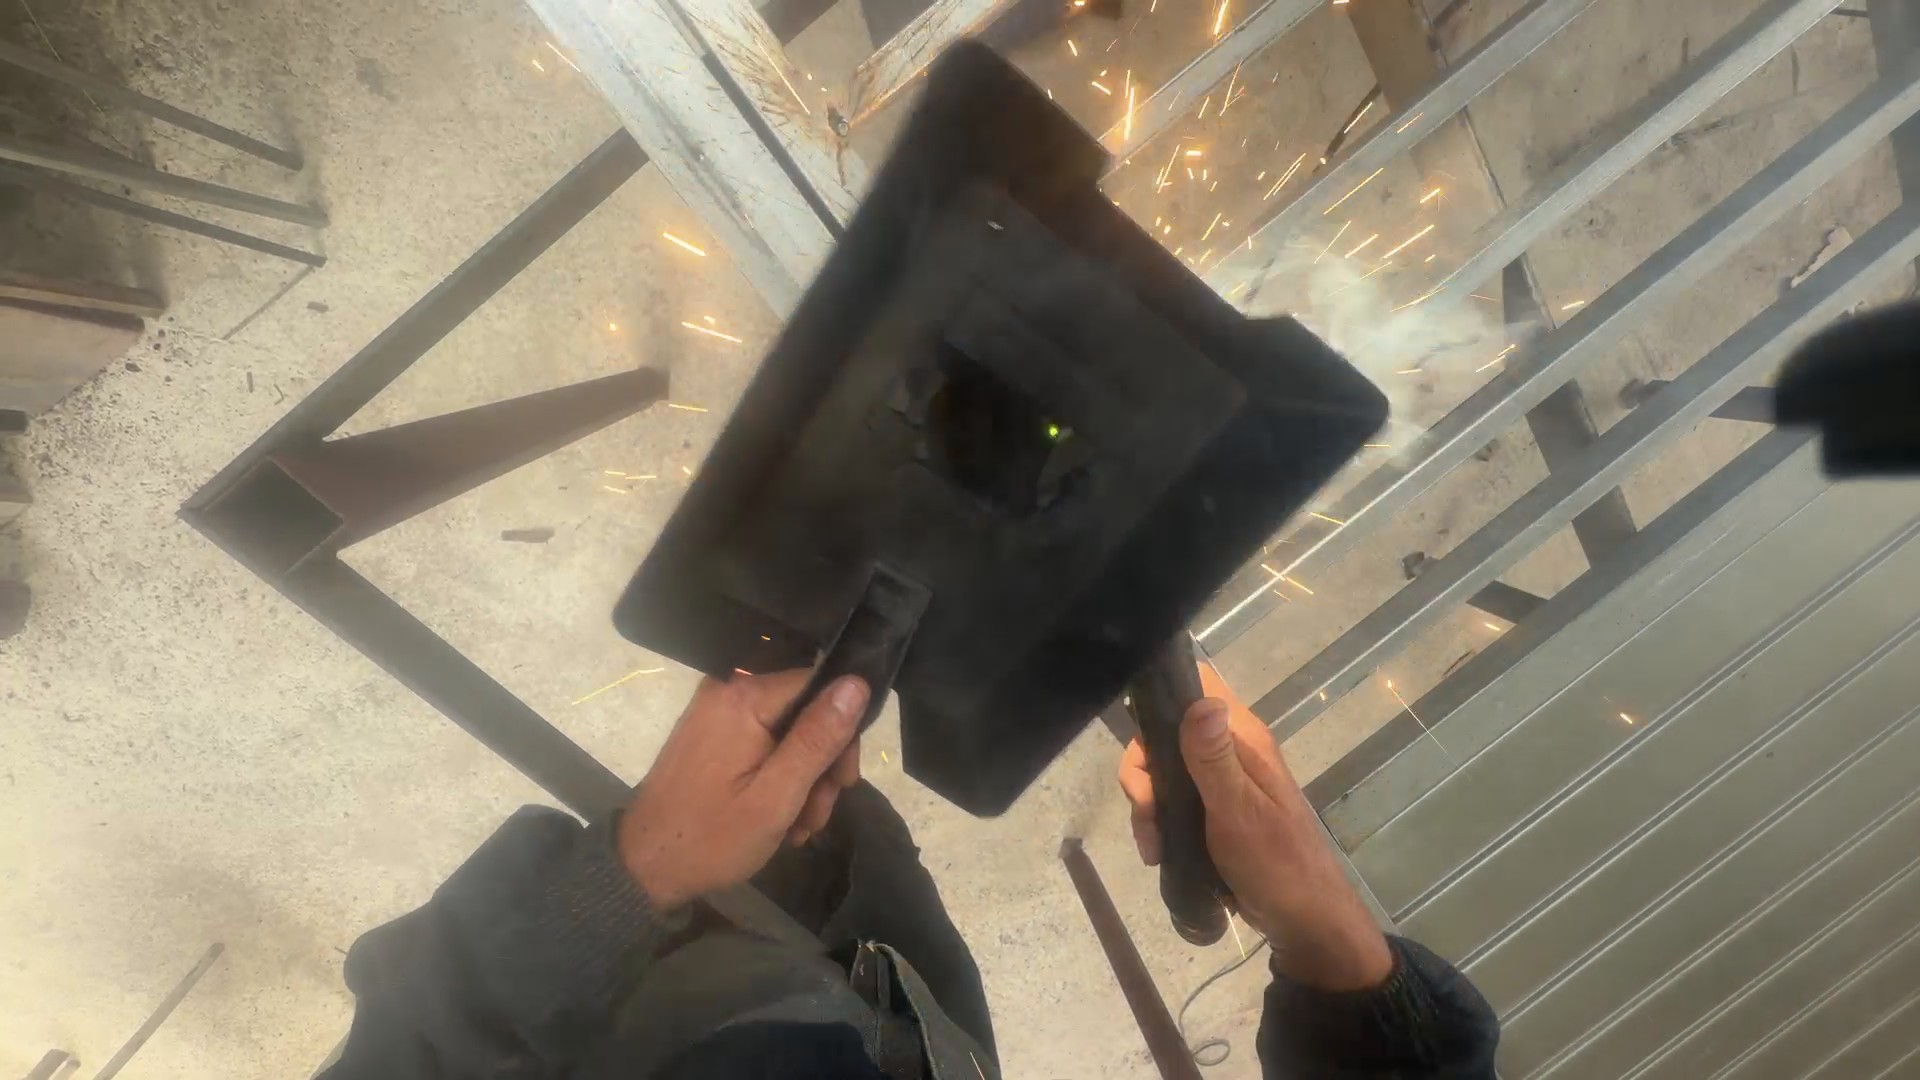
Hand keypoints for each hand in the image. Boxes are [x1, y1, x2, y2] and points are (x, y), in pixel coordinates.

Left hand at [618, 670, 867, 909]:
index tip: (843, 781)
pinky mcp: (714, 729)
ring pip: (790, 728)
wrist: (642, 871)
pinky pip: (765, 738)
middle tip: (818, 813)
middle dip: (822, 763)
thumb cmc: (711, 838)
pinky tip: (781, 814)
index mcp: (745, 696)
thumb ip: (818, 738)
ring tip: (799, 826)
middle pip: (806, 708)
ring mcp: (719, 708)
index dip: (842, 731)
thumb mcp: (777, 796)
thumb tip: (857, 682)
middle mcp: (731, 688)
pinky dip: (779, 774)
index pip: (821, 685)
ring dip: (804, 777)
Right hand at [1118, 663, 1391, 989]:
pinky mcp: (1212, 807)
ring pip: (1163, 768)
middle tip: (1146, 809)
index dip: (1163, 694)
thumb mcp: (1239, 812)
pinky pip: (1172, 798)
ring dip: (1148, 803)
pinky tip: (1157, 849)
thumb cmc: (1278, 866)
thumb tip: (1202, 700)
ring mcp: (1220, 778)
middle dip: (1144, 770)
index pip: (1197, 684)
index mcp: (1242, 737)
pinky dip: (1158, 820)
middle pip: (1165, 731)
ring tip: (1152, 843)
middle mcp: (1229, 748)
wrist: (1307, 927)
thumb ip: (1214, 757)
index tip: (1139, 731)